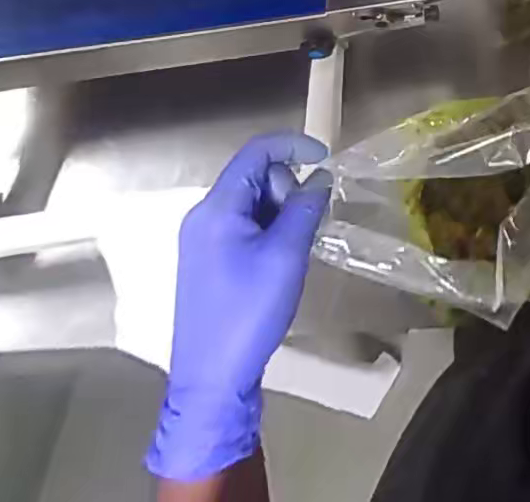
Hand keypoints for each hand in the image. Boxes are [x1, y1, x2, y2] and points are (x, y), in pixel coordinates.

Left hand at [149, 132, 332, 483]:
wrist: (211, 383)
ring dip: (281, 212)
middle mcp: (204, 215)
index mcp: (216, 208)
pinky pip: (246, 223)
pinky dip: (270, 228)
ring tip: (292, 249)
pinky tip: (280, 258)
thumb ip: (305, 207)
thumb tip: (321, 176)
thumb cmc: (248, 313)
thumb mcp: (286, 254)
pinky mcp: (209, 259)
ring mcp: (203, 238)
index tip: (325, 157)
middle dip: (287, 189)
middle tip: (301, 228)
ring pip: (253, 201)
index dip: (294, 145)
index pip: (256, 152)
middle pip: (255, 176)